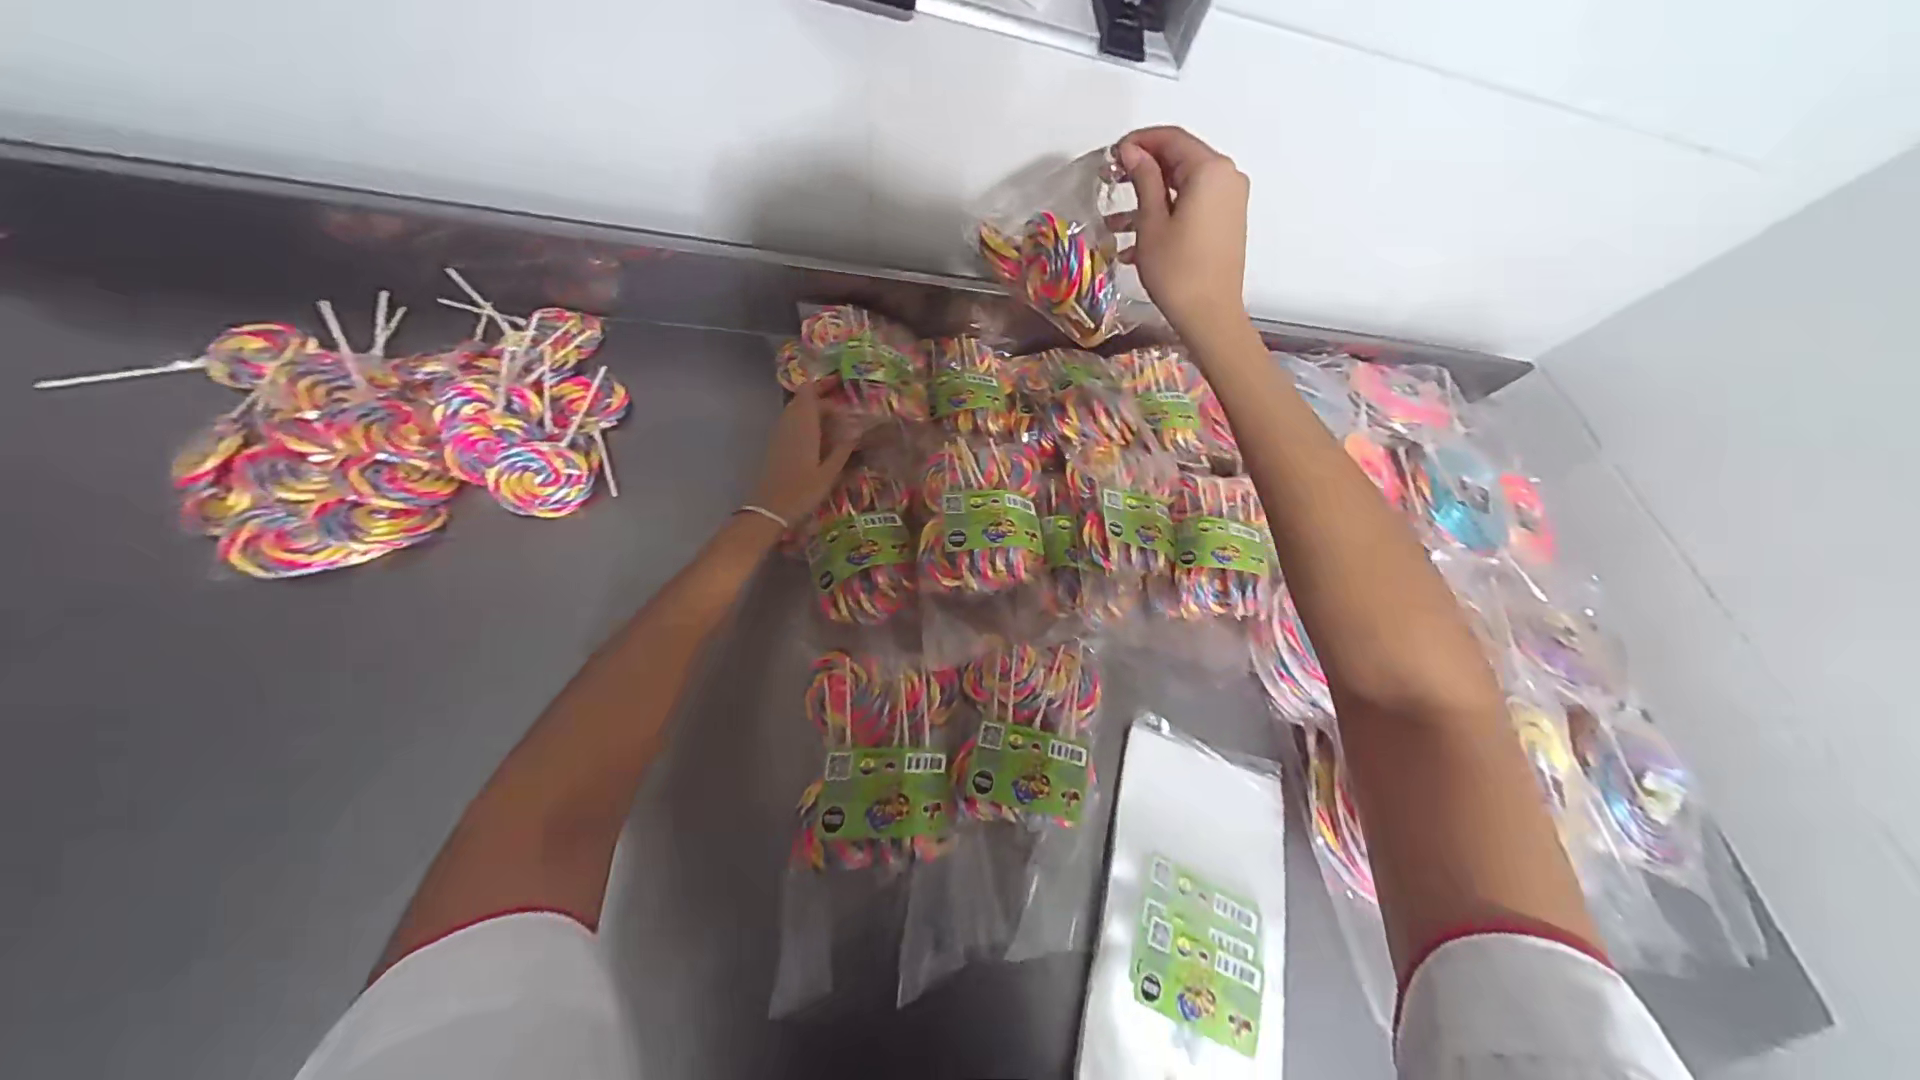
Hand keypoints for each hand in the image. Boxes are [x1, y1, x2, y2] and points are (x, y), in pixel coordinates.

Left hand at [747, 382, 856, 523]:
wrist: (769, 510)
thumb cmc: (802, 492)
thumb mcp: (829, 473)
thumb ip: (843, 449)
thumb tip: (858, 430)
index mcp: (803, 425)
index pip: (809, 392)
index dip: (823, 385)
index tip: (841, 386)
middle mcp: (788, 423)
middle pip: (804, 401)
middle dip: (825, 404)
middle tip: (847, 417)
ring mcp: (780, 434)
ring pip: (798, 413)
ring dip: (816, 416)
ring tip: (838, 430)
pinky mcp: (776, 445)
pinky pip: (793, 426)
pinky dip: (808, 427)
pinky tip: (821, 443)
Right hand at [1113, 127, 1250, 336]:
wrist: (1209, 315)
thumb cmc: (1177, 270)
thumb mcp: (1151, 223)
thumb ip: (1144, 180)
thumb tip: (1132, 151)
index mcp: (1210, 170)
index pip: (1171, 139)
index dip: (1139, 142)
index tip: (1111, 155)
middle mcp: (1226, 177)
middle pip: (1179, 160)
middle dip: (1143, 170)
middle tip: (1110, 182)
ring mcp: (1229, 201)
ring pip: (1183, 187)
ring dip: (1149, 198)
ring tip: (1113, 222)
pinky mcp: (1225, 223)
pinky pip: (1192, 206)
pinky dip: (1165, 214)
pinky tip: (1134, 241)